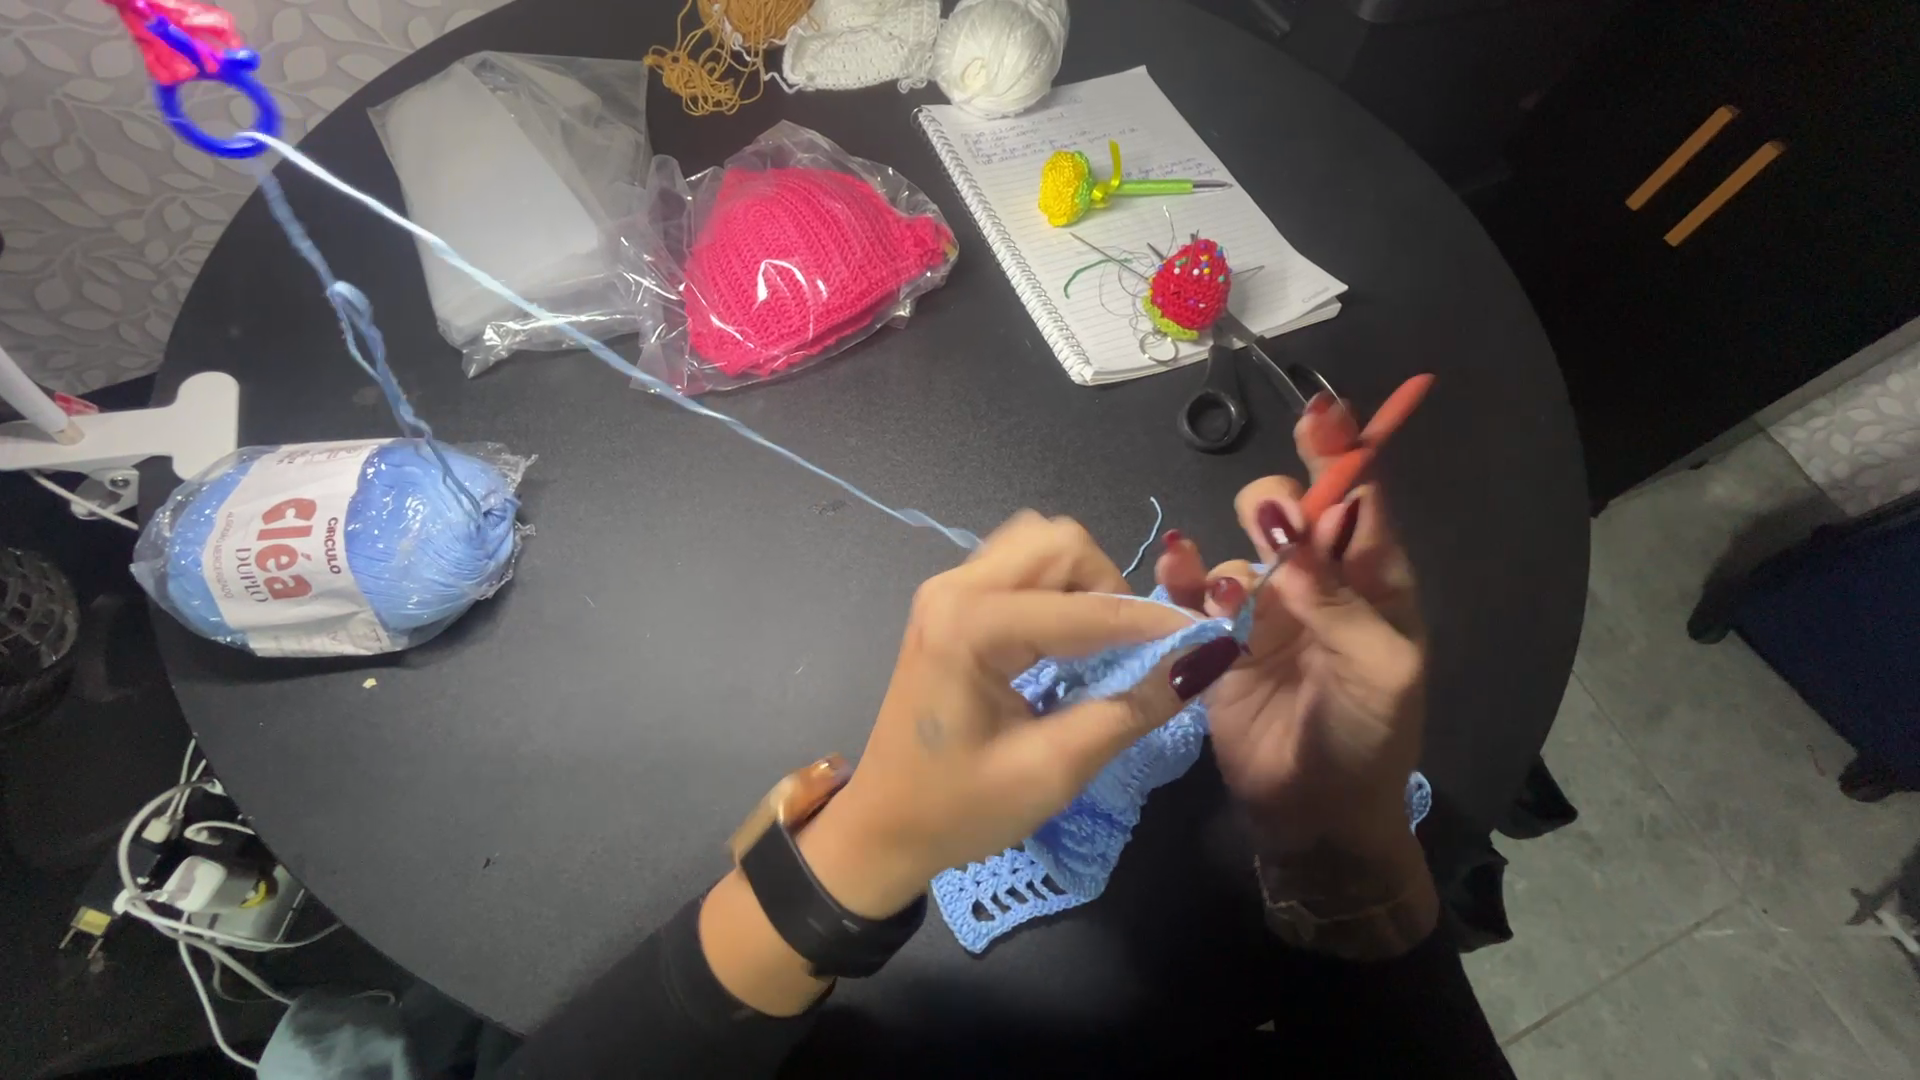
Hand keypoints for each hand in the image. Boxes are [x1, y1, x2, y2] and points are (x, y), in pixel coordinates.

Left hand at [798, 511, 1232, 918]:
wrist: (882, 824)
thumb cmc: (959, 809)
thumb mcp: (1053, 769)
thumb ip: (1131, 709)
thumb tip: (1201, 662)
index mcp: (970, 627)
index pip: (1084, 609)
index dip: (1152, 624)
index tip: (1205, 639)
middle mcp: (954, 588)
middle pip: (1059, 542)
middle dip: (1109, 585)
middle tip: (1131, 647)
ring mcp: (946, 589)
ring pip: (1039, 544)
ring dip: (1082, 580)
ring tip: (1099, 640)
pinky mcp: (949, 601)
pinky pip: (1017, 564)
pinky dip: (1055, 586)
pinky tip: (1065, 636)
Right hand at [1156, 393, 1425, 855]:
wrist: (1312, 810)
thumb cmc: (1366, 737)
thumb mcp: (1380, 670)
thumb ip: (1339, 599)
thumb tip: (1288, 535)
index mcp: (1374, 583)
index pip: (1359, 502)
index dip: (1342, 455)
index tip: (1322, 412)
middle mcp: (1317, 584)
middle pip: (1291, 512)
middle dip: (1277, 506)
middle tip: (1271, 527)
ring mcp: (1265, 609)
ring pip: (1238, 548)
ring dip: (1230, 553)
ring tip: (1229, 594)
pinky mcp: (1219, 635)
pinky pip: (1197, 589)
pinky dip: (1184, 573)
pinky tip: (1178, 569)